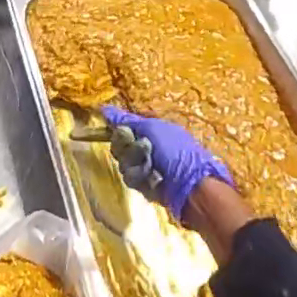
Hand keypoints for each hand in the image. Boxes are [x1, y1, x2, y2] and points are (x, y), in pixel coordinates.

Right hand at [101, 105, 235, 222]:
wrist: (191, 187)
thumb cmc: (175, 153)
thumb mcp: (153, 129)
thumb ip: (128, 120)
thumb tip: (105, 109)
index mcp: (151, 130)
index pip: (124, 127)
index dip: (119, 131)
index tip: (122, 133)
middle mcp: (146, 146)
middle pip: (120, 145)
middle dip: (130, 149)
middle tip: (145, 150)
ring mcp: (145, 166)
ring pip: (123, 163)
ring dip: (136, 165)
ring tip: (152, 168)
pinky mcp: (144, 183)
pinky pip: (130, 178)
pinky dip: (141, 178)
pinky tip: (153, 180)